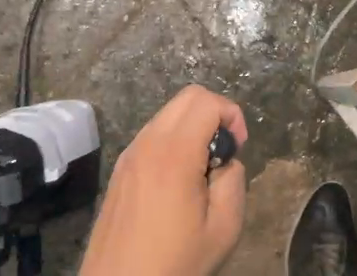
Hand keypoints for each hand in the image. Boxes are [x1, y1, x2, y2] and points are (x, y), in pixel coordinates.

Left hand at [79, 85, 248, 275]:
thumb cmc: (174, 264)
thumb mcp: (223, 229)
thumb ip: (233, 180)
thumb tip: (224, 162)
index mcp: (174, 153)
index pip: (207, 101)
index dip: (232, 115)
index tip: (237, 149)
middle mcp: (147, 144)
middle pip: (187, 97)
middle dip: (214, 113)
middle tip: (223, 153)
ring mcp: (128, 156)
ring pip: (168, 114)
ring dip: (192, 127)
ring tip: (201, 170)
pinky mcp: (119, 172)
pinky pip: (152, 136)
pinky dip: (173, 141)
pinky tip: (177, 182)